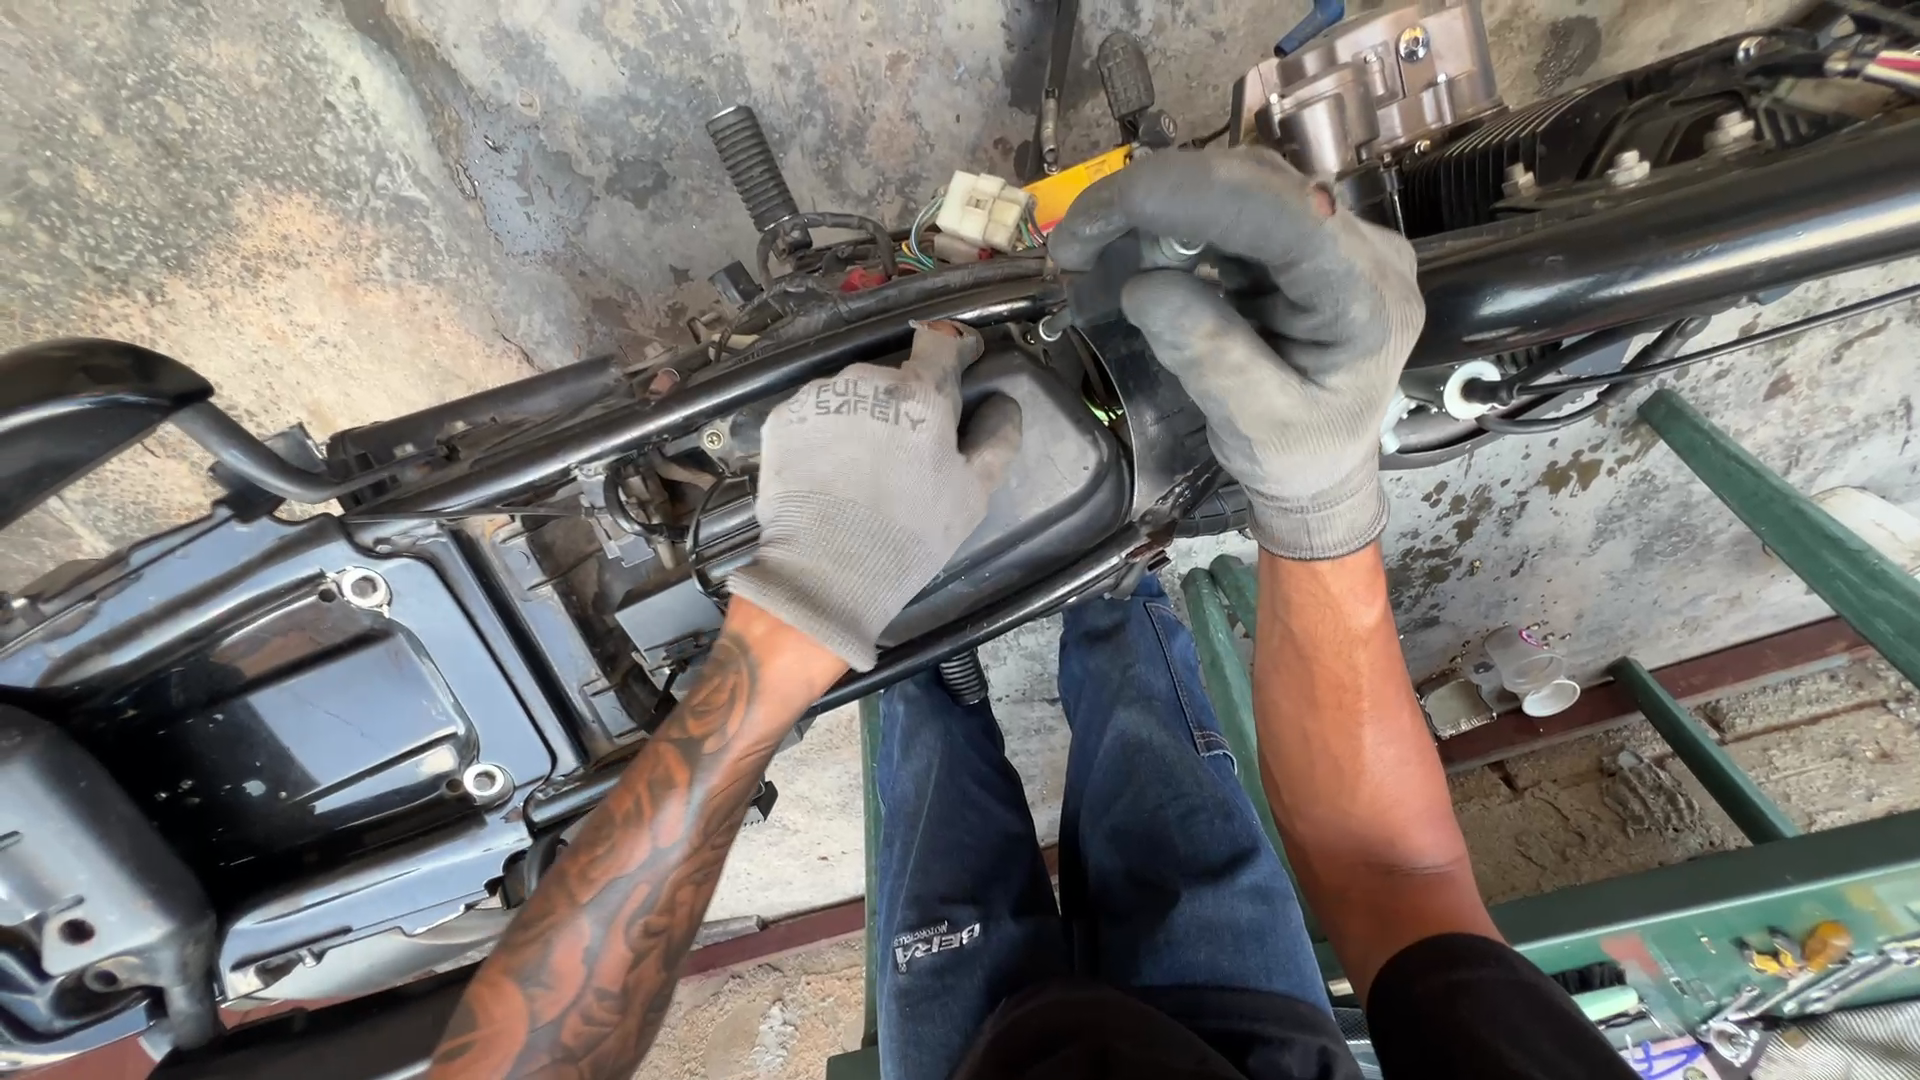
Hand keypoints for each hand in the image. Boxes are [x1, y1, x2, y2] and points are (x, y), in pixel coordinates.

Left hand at [728, 321, 1022, 668]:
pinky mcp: (782, 420)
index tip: (959, 364)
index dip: (955, 349)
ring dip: (862, 417)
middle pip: (895, 376)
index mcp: (921, 392)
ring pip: (851, 396)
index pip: (942, 340)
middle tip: (903, 452)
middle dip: (904, 403)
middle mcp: (866, 379)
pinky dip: (824, 435)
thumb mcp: (973, 494)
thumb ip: (998, 440)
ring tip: (860, 469)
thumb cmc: (911, 533)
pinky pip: (814, 416)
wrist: (826, 570)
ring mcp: (818, 396)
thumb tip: (1004, 404)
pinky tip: (828, 473)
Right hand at [1051, 147, 1423, 559]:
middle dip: (1155, 197)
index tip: (1097, 217)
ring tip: (1095, 249)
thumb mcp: (1254, 426)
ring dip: (1157, 208)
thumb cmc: (1298, 456)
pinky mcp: (1300, 245)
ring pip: (1239, 188)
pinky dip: (1172, 224)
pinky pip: (1232, 213)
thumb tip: (1143, 288)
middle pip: (1256, 186)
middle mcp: (1360, 249)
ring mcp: (1333, 240)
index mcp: (1365, 298)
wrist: (1323, 468)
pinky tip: (1135, 249)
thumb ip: (1211, 358)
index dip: (1187, 198)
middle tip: (1075, 240)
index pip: (1281, 216)